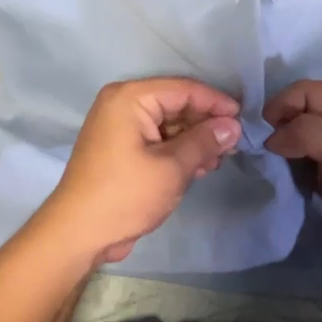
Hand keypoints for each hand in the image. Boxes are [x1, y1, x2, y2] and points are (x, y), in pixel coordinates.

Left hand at [35, 78, 242, 264]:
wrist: (79, 233)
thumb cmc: (126, 195)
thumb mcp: (172, 168)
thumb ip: (204, 142)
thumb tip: (232, 126)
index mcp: (130, 98)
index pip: (183, 89)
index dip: (215, 102)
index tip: (242, 120)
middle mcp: (122, 105)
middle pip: (175, 105)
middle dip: (205, 124)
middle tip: (232, 146)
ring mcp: (119, 128)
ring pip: (168, 125)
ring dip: (194, 141)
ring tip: (217, 162)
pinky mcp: (120, 149)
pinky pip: (156, 140)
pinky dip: (177, 152)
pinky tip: (199, 168)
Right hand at [263, 81, 321, 266]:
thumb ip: (304, 132)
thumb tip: (272, 137)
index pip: (303, 91)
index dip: (282, 109)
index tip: (268, 138)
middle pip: (297, 111)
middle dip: (280, 130)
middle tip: (272, 155)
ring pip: (295, 136)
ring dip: (284, 150)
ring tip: (281, 168)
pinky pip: (301, 158)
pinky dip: (291, 166)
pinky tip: (290, 178)